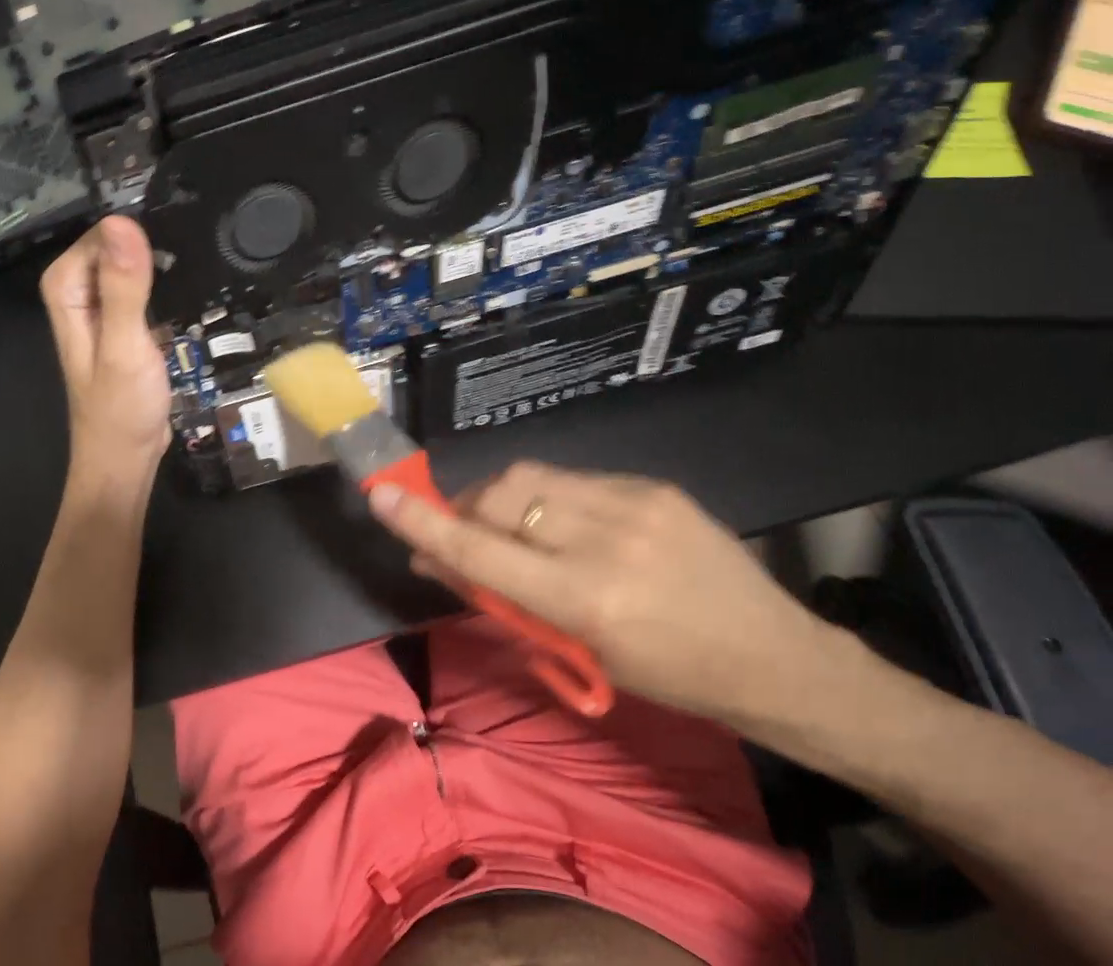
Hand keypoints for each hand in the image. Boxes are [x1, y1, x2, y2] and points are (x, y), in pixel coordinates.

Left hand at [40, 217, 170, 484]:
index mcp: (67, 290)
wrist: (125, 459)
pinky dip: (164, 286)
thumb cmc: (120, 409)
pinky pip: (143, 288)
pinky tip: (190, 287)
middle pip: (117, 245)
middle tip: (195, 250)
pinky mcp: (124, 324)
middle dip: (151, 247)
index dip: (137, 233)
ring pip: (132, 265)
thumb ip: (123, 286)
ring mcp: (101, 309)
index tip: (177, 235)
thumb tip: (121, 222)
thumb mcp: (124, 346)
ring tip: (198, 263)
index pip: (102, 233)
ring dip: (161, 265)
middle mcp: (78, 293)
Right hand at [369, 461, 837, 724]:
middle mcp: (606, 541)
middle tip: (464, 535)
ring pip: (528, 477)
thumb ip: (502, 599)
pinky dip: (547, 498)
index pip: (481, 550)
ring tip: (512, 526)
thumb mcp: (578, 651)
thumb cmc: (665, 674)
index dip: (423, 523)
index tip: (380, 496)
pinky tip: (566, 525)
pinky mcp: (653, 486)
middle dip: (467, 511)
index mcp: (586, 598)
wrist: (772, 656)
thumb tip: (433, 561)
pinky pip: (570, 478)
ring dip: (500, 499)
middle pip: (499, 496)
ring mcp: (635, 505)